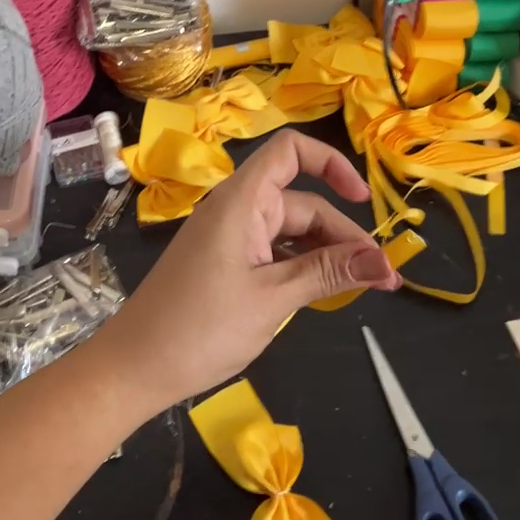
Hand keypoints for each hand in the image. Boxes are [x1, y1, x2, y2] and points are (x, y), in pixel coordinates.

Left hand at [85, 129, 399, 410]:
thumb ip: (328, 274)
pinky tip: (324, 293)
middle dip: (343, 236)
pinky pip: (273, 251)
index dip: (330, 163)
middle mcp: (236, 210)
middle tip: (383, 279)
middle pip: (301, 203)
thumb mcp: (273, 299)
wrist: (134, 368)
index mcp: (241, 201)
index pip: (289, 151)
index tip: (363, 200)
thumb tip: (385, 262)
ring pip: (290, 232)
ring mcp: (229, 237)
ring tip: (363, 289)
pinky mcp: (225, 263)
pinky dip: (300, 267)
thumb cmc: (200, 328)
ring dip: (326, 255)